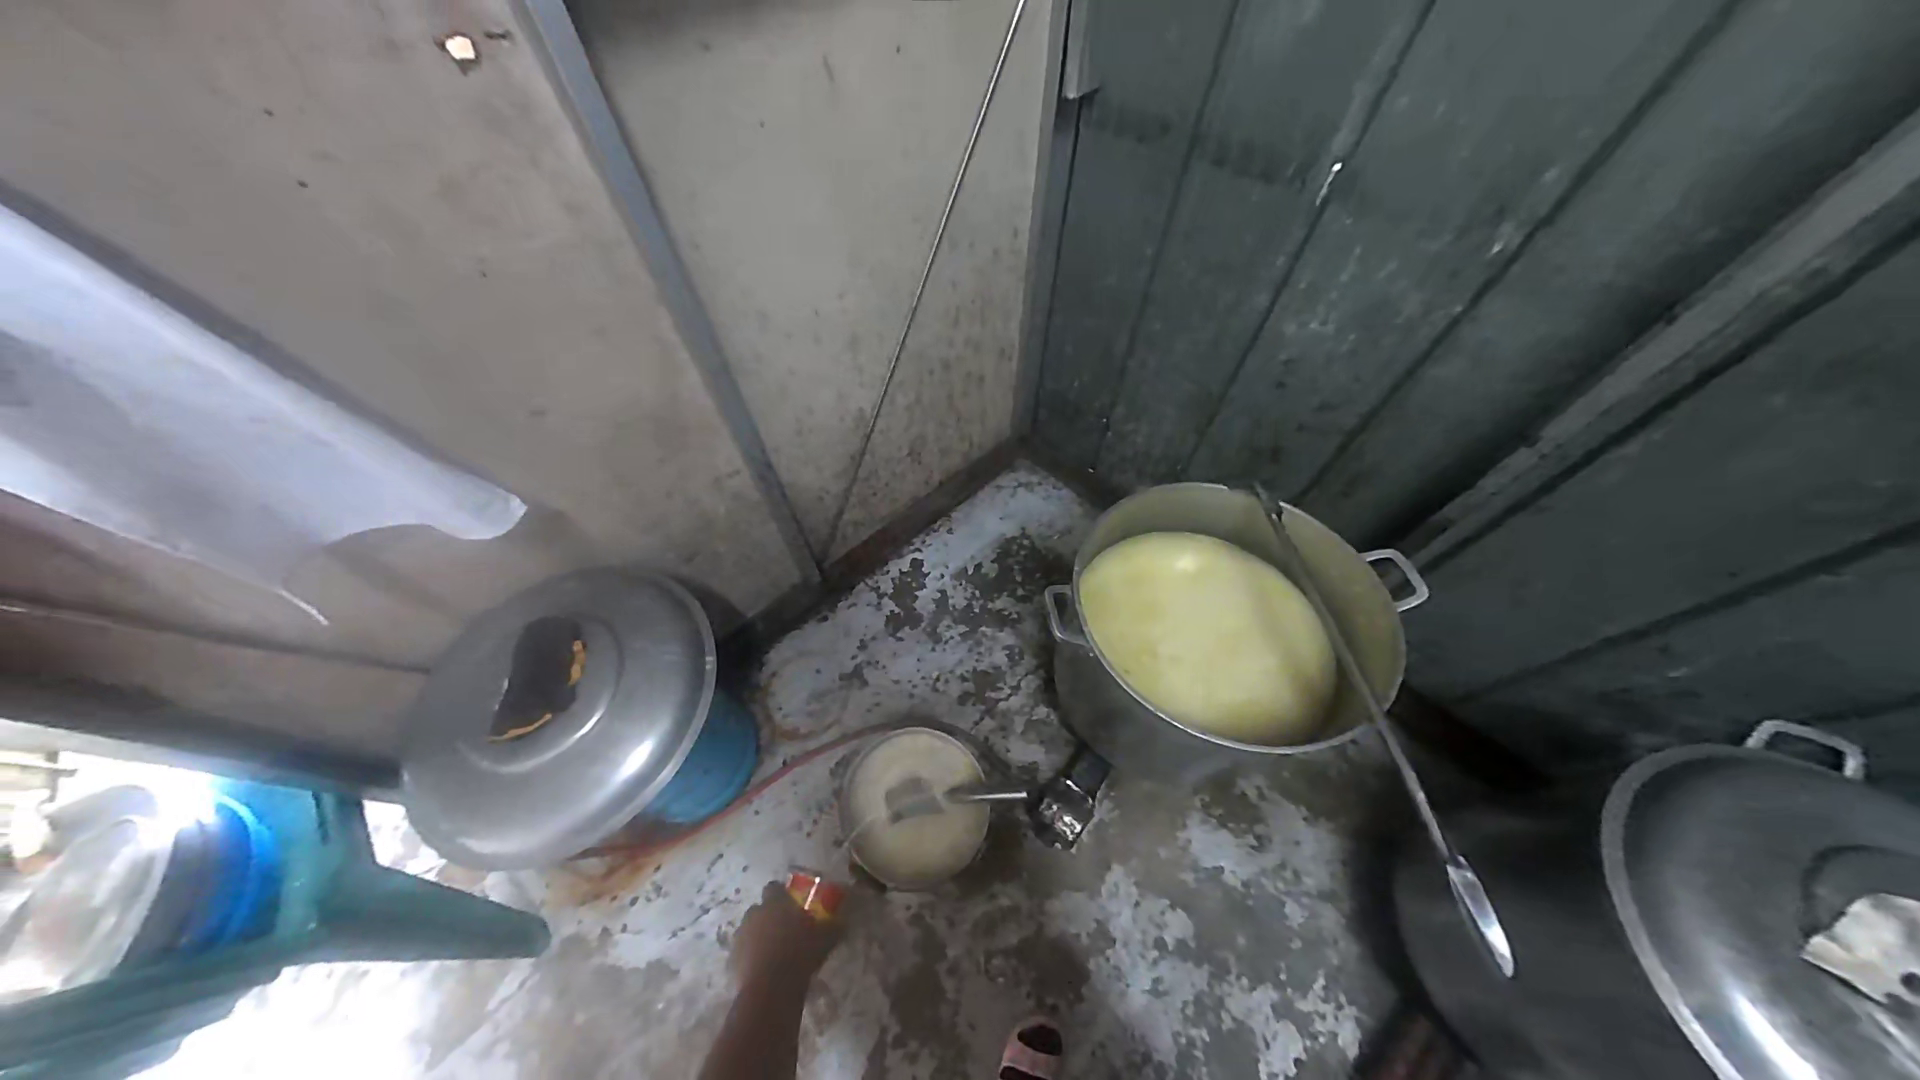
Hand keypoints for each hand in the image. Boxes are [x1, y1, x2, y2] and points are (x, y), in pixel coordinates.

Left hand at [730, 881, 844, 991]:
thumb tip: (844, 920)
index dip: (781, 894)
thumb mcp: (826, 938)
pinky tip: (763, 969)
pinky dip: (750, 957)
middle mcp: (755, 914)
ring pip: (749, 930)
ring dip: (758, 936)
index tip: (790, 903)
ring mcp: (740, 937)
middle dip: (769, 916)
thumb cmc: (800, 954)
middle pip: (759, 908)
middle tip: (784, 929)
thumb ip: (834, 925)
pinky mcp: (731, 960)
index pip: (774, 887)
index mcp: (775, 903)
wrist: (770, 989)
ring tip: (773, 952)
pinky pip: (742, 953)